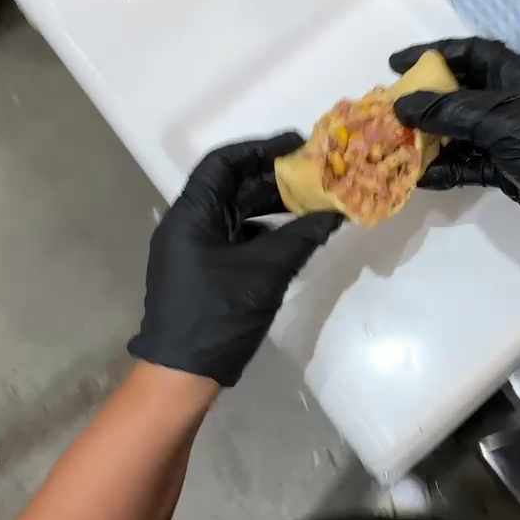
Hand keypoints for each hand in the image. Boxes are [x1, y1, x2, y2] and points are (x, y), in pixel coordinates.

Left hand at [127, 134, 344, 385]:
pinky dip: (266, 231)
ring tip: (313, 201)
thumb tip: (336, 212)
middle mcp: (189, 224)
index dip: (260, 148)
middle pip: (232, 186)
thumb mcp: (265, 272)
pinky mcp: (206, 269)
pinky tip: (296, 235)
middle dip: (274, 177)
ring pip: (238, 212)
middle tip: (315, 173)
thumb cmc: (218, 314)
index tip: (298, 145)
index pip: (223, 162)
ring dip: (273, 205)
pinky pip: (238, 236)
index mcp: (192, 215)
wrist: (183, 374)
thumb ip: (301, 237)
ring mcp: (195, 248)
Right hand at [390, 38, 519, 253]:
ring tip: (399, 145)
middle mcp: (512, 101)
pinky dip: (448, 168)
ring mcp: (511, 136)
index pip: (469, 53)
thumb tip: (403, 105)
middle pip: (461, 92)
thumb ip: (449, 111)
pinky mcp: (510, 169)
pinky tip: (423, 177)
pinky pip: (471, 163)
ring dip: (433, 138)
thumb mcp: (498, 119)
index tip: (396, 64)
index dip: (432, 53)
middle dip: (427, 100)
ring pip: (462, 131)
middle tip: (393, 110)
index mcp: (516, 75)